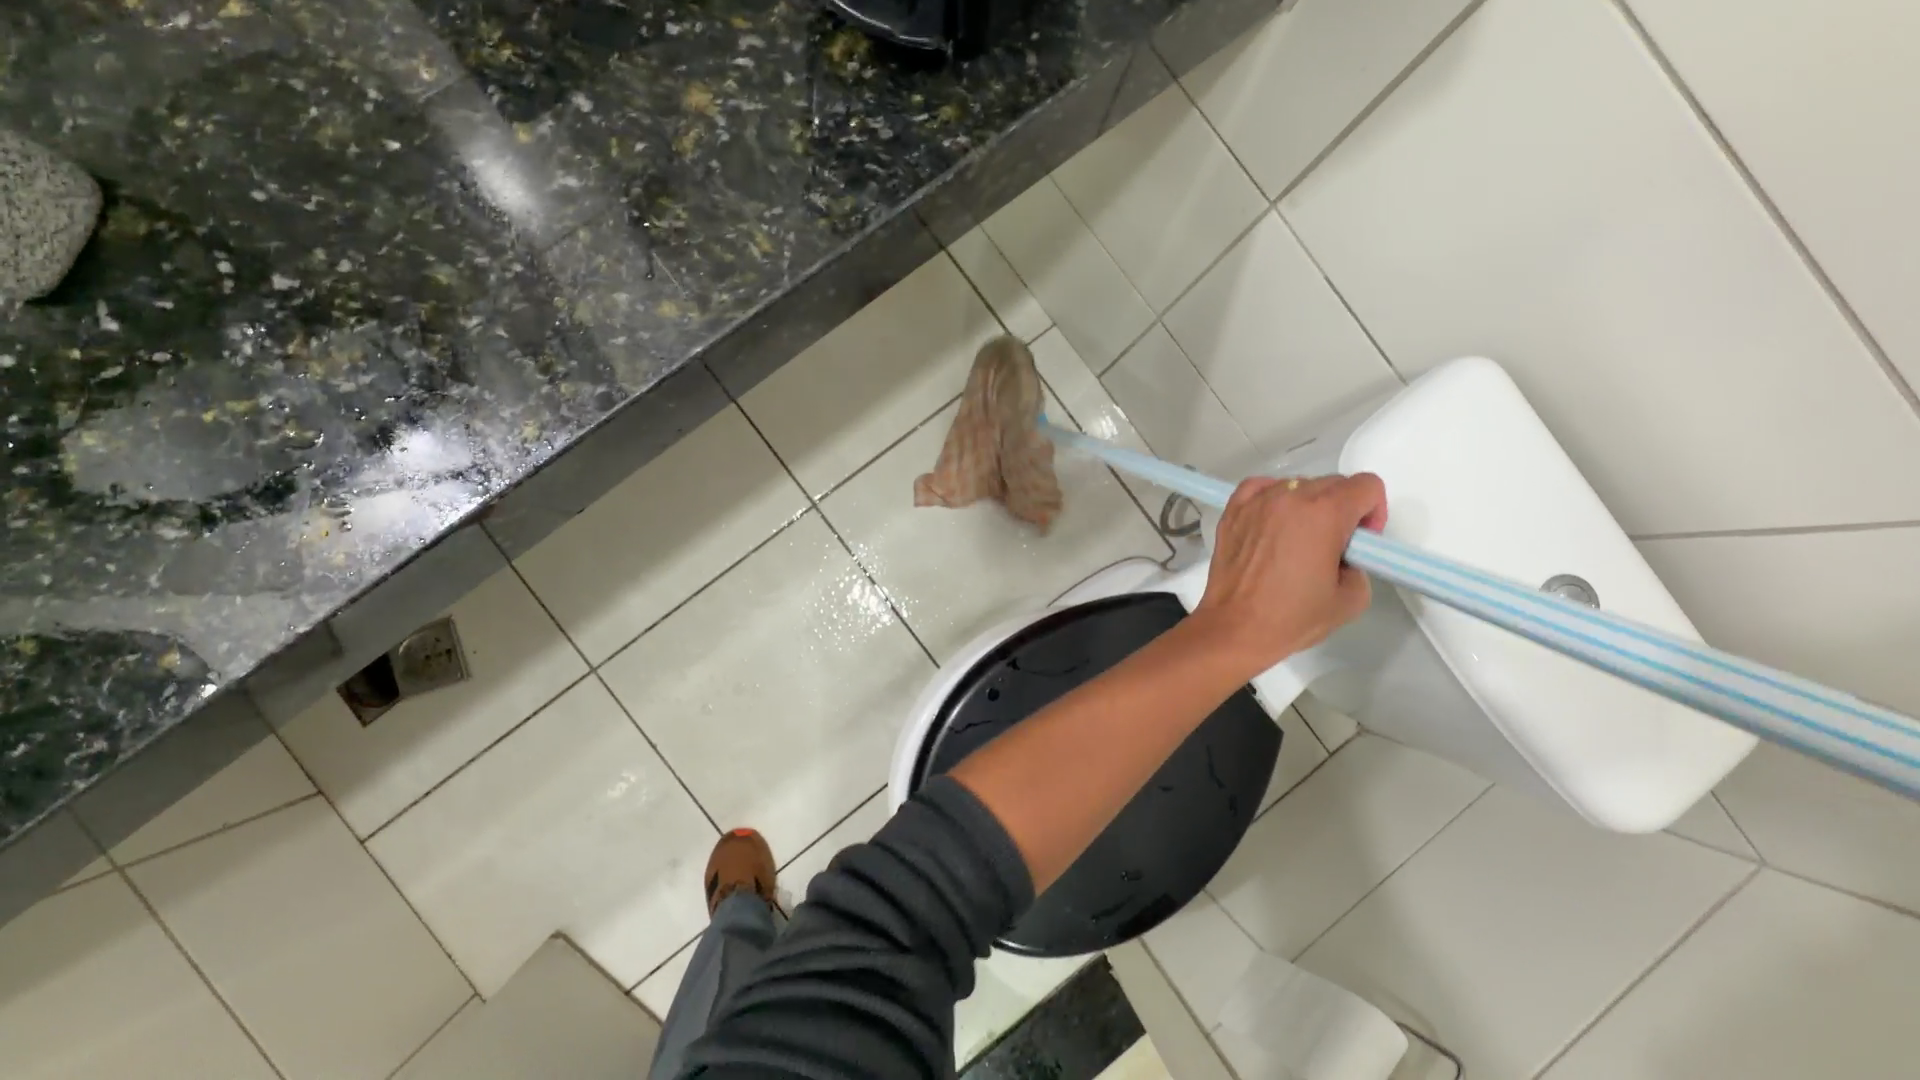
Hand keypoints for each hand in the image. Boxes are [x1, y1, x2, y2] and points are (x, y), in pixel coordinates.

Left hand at [1194, 473, 1388, 678]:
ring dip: (1308, 505)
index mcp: (1324, 513)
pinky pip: (1261, 488)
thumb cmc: (1292, 617)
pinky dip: (1274, 499)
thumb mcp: (1351, 598)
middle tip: (1332, 546)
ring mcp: (1257, 501)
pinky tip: (1274, 523)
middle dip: (1343, 510)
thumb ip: (1360, 565)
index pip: (1367, 486)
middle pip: (1333, 484)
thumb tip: (1344, 553)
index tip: (1361, 541)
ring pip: (1297, 485)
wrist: (1235, 628)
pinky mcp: (1233, 510)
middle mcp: (1290, 496)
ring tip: (1298, 541)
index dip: (1373, 513)